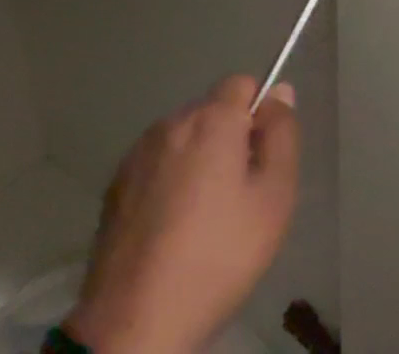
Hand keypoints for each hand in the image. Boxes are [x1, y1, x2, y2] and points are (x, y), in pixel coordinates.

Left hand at [63, 76, 299, 353]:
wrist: (137, 315)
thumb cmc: (219, 255)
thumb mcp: (274, 198)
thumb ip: (282, 136)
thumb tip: (279, 92)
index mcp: (211, 119)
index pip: (242, 83)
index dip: (259, 114)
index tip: (262, 159)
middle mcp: (170, 123)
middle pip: (211, 111)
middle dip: (229, 139)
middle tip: (240, 197)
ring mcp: (137, 153)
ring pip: (182, 138)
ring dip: (198, 160)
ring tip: (205, 220)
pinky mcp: (116, 184)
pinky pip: (156, 165)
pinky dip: (169, 182)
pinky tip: (172, 229)